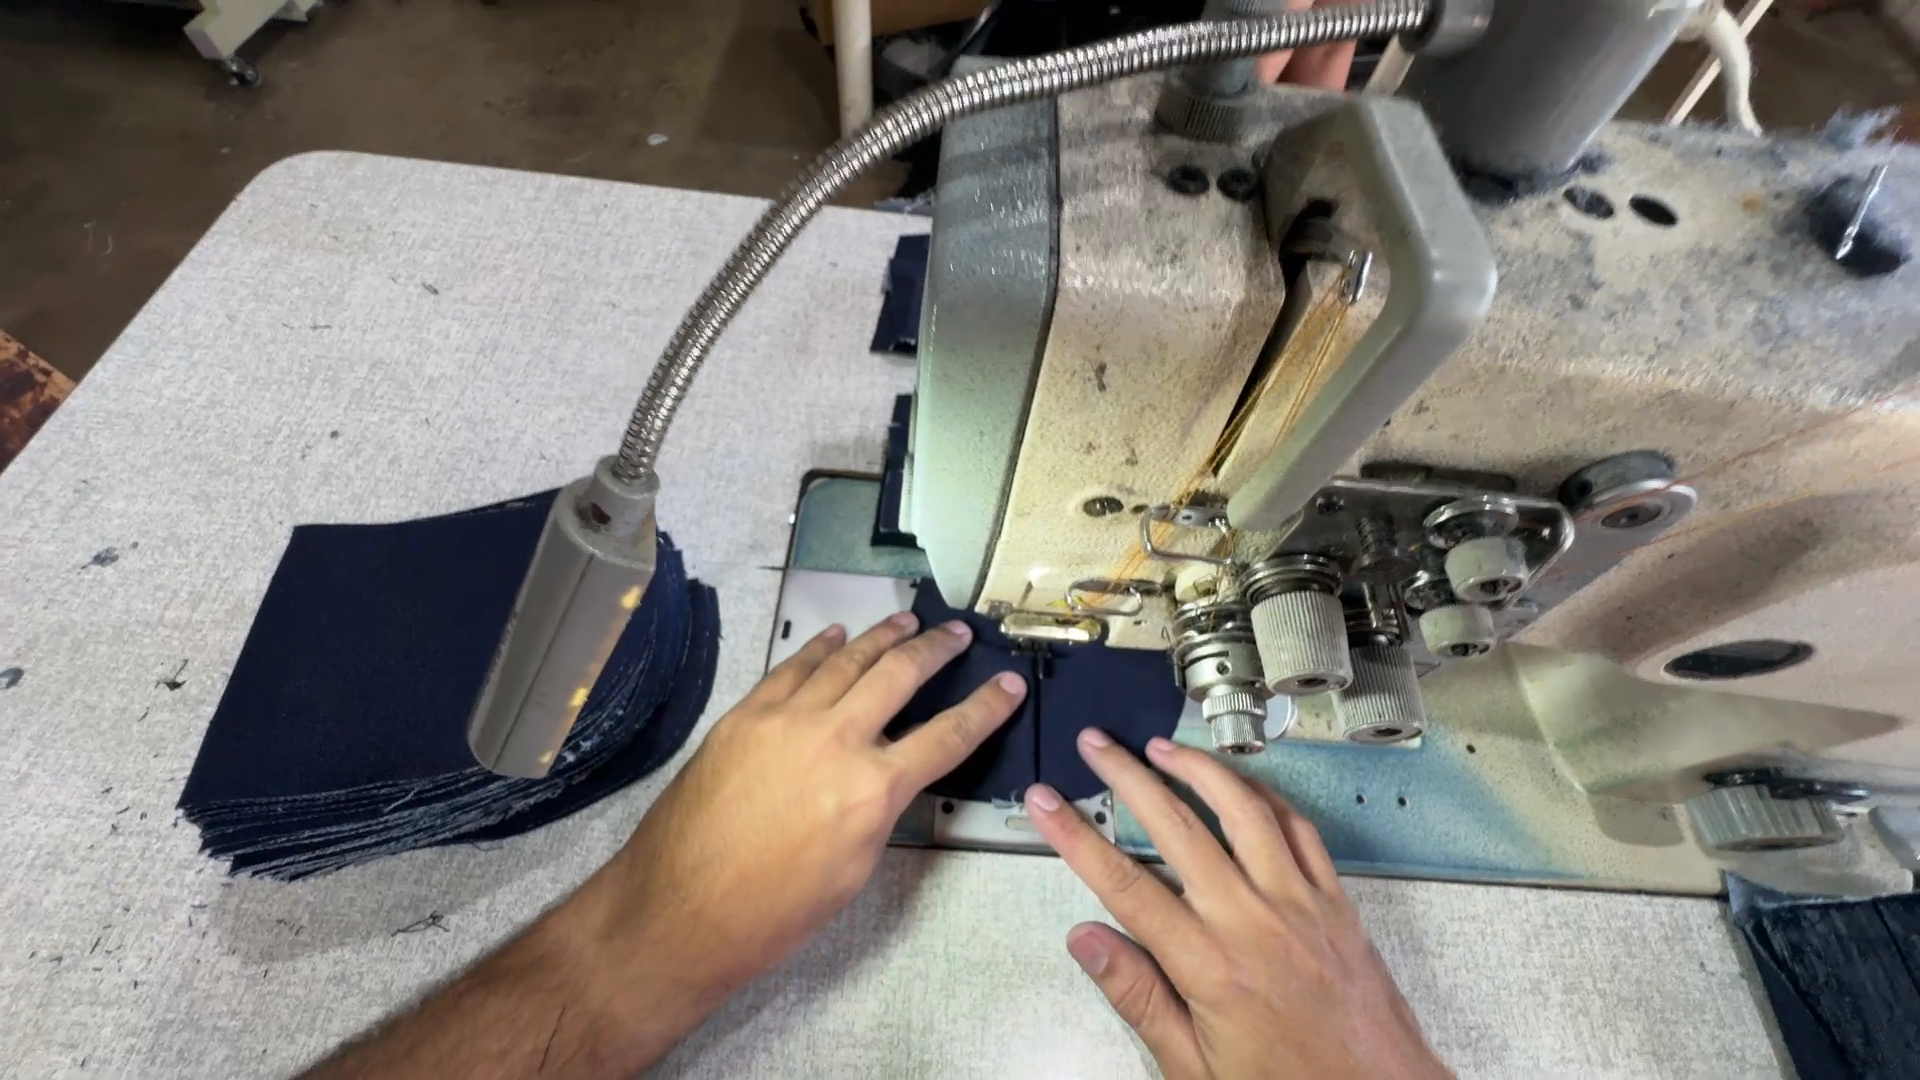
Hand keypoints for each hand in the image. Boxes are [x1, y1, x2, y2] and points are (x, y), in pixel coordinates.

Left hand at [587, 612, 1025, 1018]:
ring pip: (847, 660)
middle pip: (899, 675)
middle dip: (936, 649)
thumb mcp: (856, 868)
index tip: (1008, 683)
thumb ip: (882, 806)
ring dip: (882, 636)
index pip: (947, 736)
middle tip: (957, 632)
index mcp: (872, 790)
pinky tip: (837, 633)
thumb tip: (892, 768)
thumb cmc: (776, 911)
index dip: (986, 708)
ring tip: (908, 620)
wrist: (677, 911)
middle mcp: (836, 740)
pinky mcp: (747, 713)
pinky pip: (792, 667)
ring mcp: (786, 718)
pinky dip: (820, 647)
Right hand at [1026, 730, 1447, 1079]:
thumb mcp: (1195, 1071)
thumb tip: (1082, 935)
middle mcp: (1252, 920)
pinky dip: (1261, 793)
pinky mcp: (1334, 898)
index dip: (1075, 837)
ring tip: (1158, 745)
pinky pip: (1297, 826)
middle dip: (1127, 775)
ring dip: (1196, 767)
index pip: (1125, 885)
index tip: (1044, 800)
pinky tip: (1235, 781)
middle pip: (1178, 827)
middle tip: (1095, 742)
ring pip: (1242, 809)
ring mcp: (1298, 901)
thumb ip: (1138, 997)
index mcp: (1210, 967)